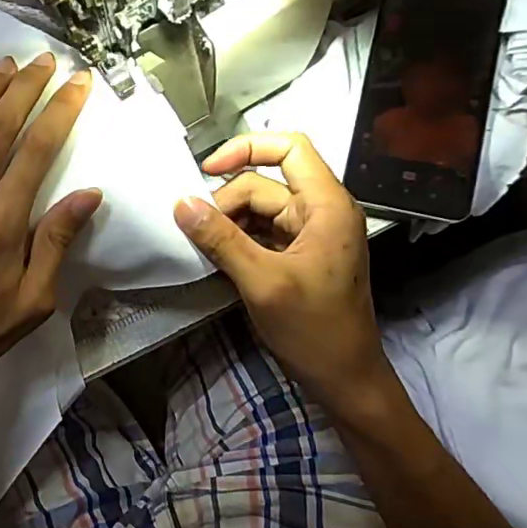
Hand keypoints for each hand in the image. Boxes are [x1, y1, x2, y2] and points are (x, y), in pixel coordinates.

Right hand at [173, 132, 392, 414]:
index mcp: (326, 206)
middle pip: (265, 184)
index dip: (246, 149)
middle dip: (227, 202)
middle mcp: (321, 212)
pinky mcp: (299, 255)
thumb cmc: (313, 329)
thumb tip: (182, 204)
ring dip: (229, 224)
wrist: (345, 378)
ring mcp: (311, 234)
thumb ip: (221, 239)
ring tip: (203, 247)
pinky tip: (218, 257)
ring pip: (260, 209)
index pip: (289, 148)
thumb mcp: (261, 282)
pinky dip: (239, 240)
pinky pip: (263, 233)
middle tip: (196, 232)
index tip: (206, 170)